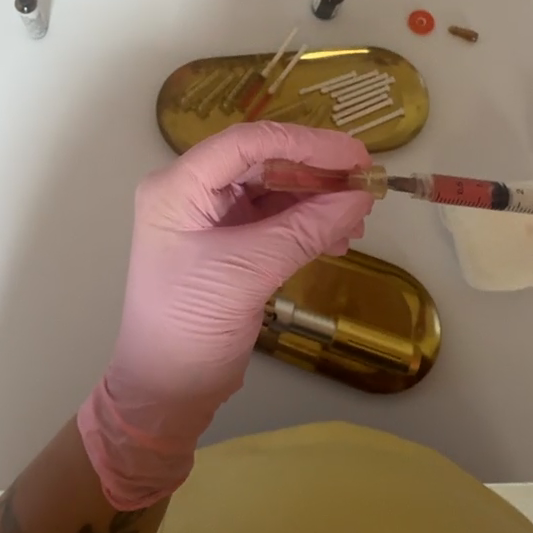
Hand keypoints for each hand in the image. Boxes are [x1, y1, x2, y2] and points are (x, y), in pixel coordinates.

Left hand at [78, 122, 374, 508]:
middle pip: (262, 161)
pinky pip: (274, 216)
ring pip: (273, 188)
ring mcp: (210, 215)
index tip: (355, 155)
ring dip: (317, 198)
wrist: (166, 390)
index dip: (304, 142)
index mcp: (178, 186)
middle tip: (366, 182)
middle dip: (315, 170)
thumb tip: (361, 195)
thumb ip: (305, 229)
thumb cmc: (191, 325)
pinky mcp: (229, 241)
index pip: (246, 143)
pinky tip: (339, 236)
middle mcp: (192, 190)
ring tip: (358, 218)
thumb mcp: (248, 273)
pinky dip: (308, 222)